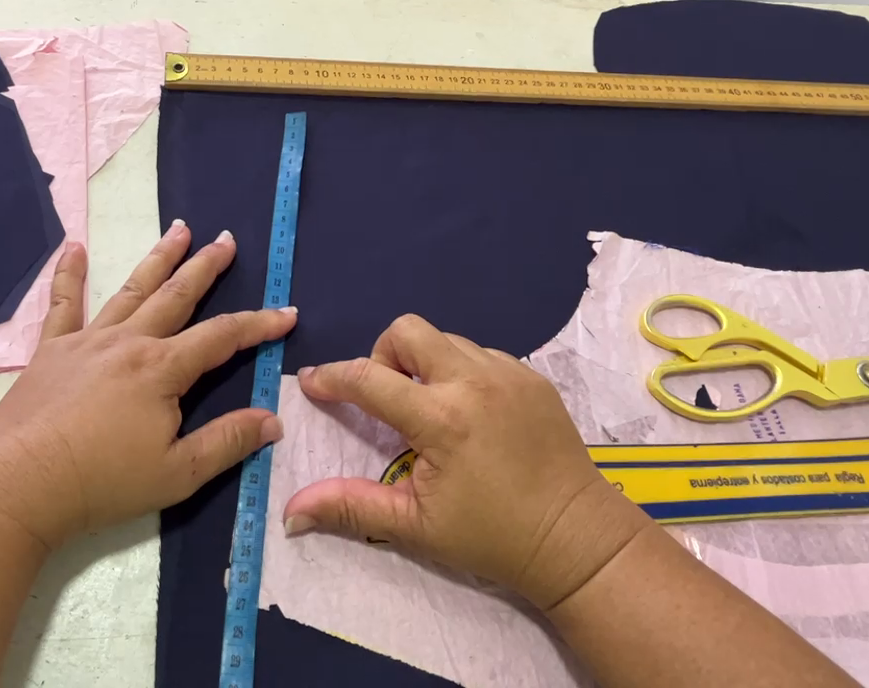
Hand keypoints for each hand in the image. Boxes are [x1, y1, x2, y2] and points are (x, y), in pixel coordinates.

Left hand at [0, 223, 295, 550]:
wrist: (18, 484)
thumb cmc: (101, 482)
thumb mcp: (177, 473)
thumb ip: (227, 442)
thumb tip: (274, 420)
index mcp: (162, 369)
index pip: (222, 337)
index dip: (258, 325)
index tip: (287, 313)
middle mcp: (129, 341)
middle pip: (177, 295)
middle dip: (207, 266)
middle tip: (227, 240)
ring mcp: (88, 340)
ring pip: (133, 290)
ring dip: (159, 258)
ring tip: (179, 228)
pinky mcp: (52, 349)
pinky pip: (64, 303)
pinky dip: (69, 274)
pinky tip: (74, 247)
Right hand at [282, 315, 649, 610]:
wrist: (577, 539)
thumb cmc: (491, 537)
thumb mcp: (415, 527)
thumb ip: (351, 508)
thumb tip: (291, 510)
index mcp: (441, 418)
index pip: (368, 378)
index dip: (331, 377)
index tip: (311, 382)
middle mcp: (473, 380)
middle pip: (407, 329)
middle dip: (384, 355)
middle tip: (390, 400)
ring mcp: (507, 372)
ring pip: (444, 339)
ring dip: (424, 363)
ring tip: (431, 409)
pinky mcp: (531, 375)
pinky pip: (479, 353)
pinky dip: (460, 372)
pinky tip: (471, 413)